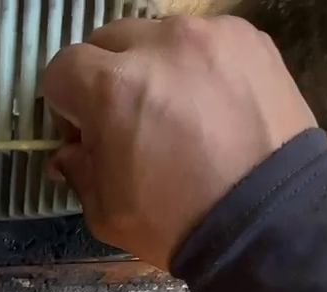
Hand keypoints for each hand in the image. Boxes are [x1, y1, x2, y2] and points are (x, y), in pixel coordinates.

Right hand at [41, 16, 315, 268]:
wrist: (264, 217)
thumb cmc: (173, 221)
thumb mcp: (105, 212)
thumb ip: (79, 171)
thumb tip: (68, 154)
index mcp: (113, 89)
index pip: (62, 69)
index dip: (62, 104)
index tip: (80, 134)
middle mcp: (159, 46)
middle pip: (107, 41)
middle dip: (102, 78)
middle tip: (120, 121)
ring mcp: (209, 35)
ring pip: (156, 36)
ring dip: (149, 67)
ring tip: (168, 112)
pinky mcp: (248, 38)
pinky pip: (202, 41)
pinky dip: (192, 66)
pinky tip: (205, 107)